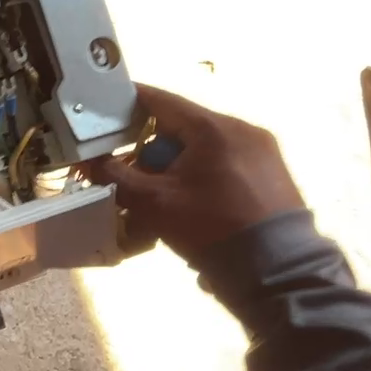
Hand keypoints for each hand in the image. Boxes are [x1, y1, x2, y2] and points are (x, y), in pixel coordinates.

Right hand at [87, 84, 304, 257]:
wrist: (278, 271)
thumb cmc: (210, 226)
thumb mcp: (152, 202)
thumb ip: (115, 175)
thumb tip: (91, 161)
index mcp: (212, 127)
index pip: (158, 99)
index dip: (125, 102)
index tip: (100, 110)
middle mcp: (241, 128)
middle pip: (180, 124)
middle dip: (149, 144)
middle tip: (128, 167)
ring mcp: (262, 149)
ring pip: (201, 143)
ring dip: (174, 160)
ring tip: (160, 190)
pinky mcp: (272, 171)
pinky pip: (222, 158)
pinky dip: (199, 171)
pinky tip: (190, 198)